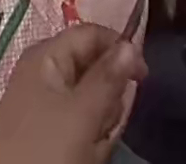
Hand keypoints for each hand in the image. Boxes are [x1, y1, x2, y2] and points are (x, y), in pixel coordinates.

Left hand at [0, 24, 145, 163]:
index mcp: (46, 55)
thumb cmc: (45, 152)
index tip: (143, 77)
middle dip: (107, 96)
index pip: (92, 34)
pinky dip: (87, 139)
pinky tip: (84, 156)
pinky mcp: (43, 132)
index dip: (120, 49)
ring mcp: (41, 103)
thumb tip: (131, 43)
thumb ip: (109, 76)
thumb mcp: (82, 113)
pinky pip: (78, 123)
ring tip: (91, 147)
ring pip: (89, 99)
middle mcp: (43, 72)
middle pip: (92, 67)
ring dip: (99, 122)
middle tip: (104, 123)